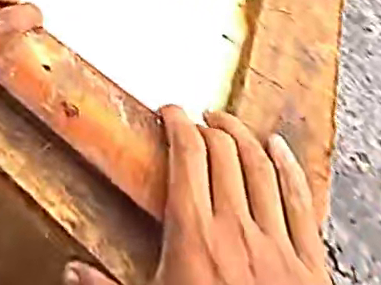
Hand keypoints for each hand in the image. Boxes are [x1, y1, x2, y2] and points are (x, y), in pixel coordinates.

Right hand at [66, 108, 329, 284]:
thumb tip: (71, 271)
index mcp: (194, 237)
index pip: (187, 153)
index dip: (177, 121)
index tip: (168, 111)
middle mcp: (235, 230)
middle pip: (222, 150)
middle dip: (207, 125)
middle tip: (194, 118)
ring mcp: (276, 247)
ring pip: (260, 166)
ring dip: (242, 135)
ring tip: (227, 122)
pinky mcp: (310, 267)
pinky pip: (301, 203)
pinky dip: (289, 167)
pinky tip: (279, 147)